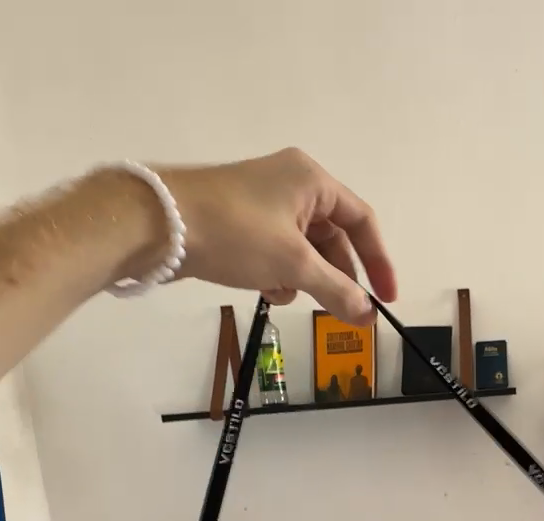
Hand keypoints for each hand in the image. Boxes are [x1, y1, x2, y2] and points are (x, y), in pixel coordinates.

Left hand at [118, 149, 397, 323]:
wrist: (157, 224)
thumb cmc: (236, 232)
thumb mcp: (294, 264)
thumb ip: (337, 291)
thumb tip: (368, 316)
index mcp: (312, 181)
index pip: (362, 221)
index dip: (379, 262)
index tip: (386, 298)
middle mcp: (292, 185)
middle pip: (334, 238)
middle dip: (339, 277)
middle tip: (347, 312)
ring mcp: (264, 204)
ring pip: (305, 250)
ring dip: (306, 279)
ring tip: (292, 295)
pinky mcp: (241, 223)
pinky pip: (278, 253)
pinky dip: (280, 275)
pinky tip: (267, 289)